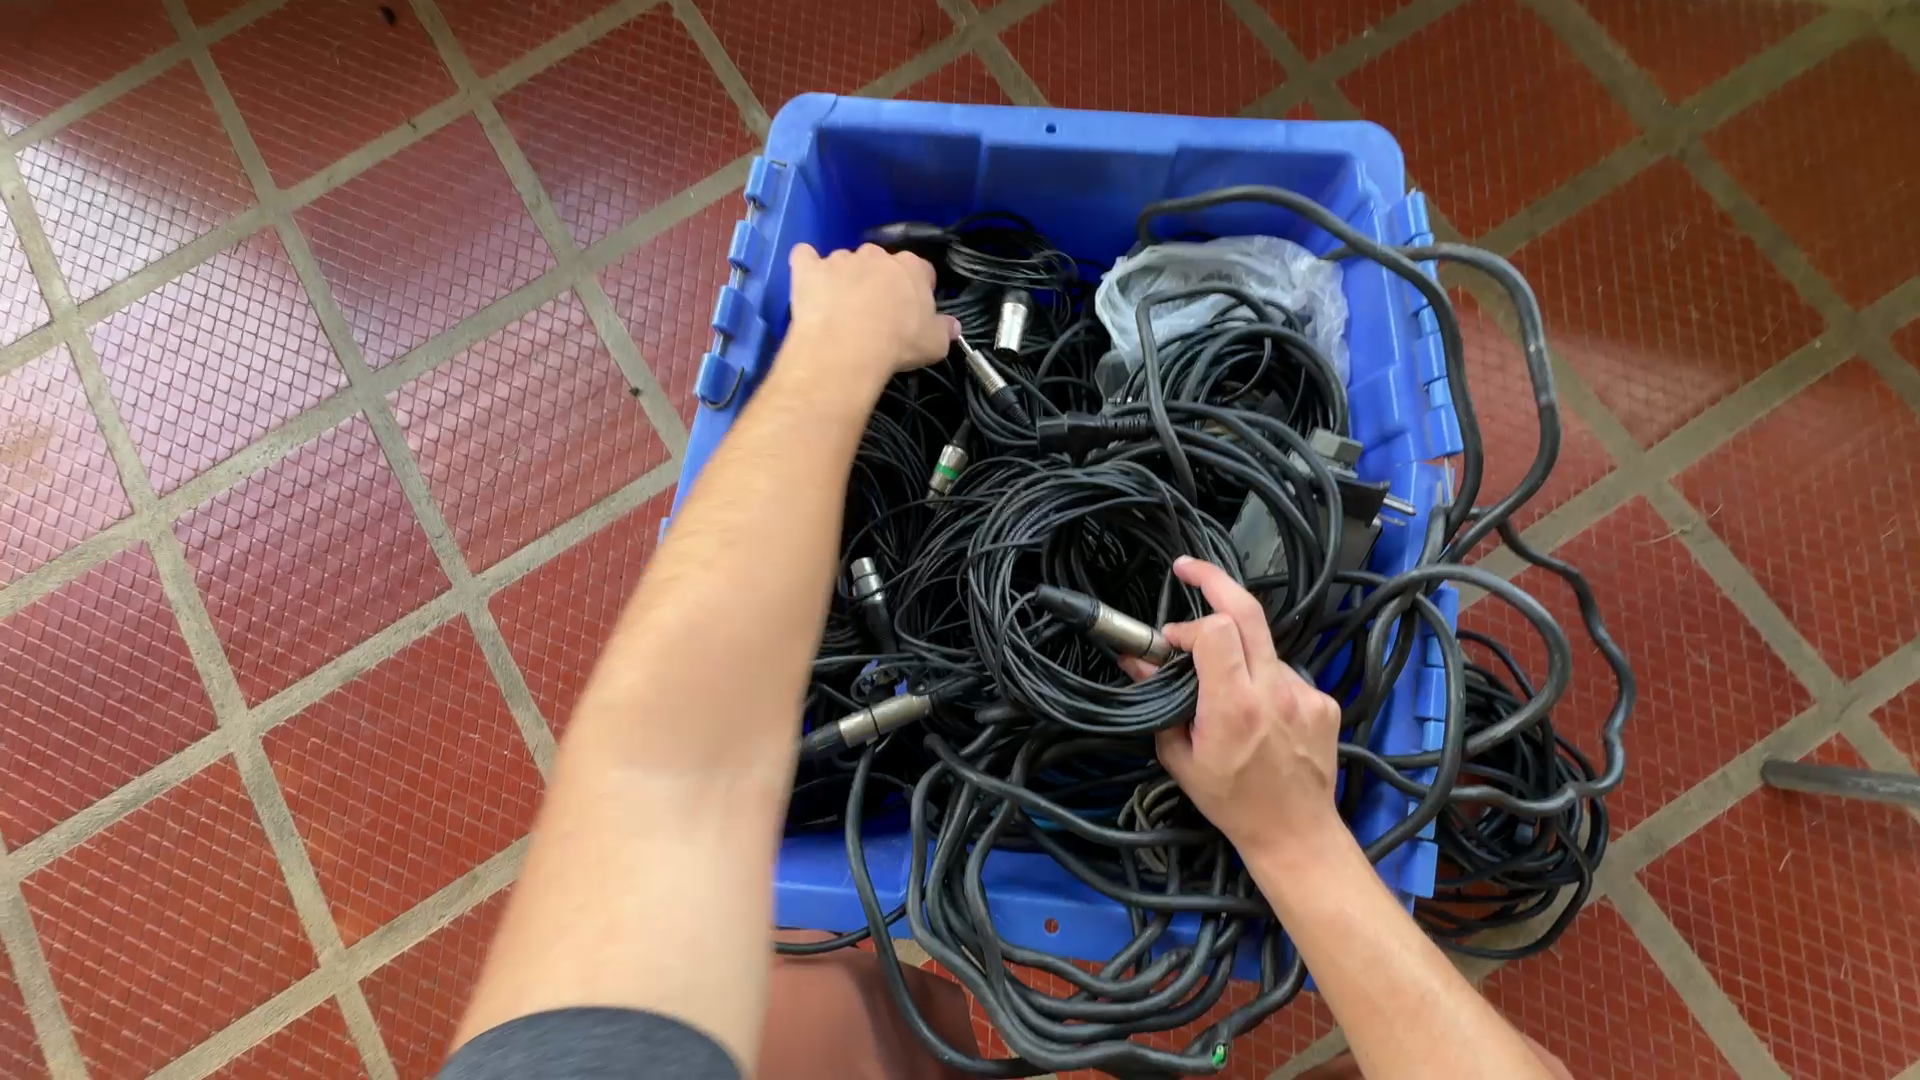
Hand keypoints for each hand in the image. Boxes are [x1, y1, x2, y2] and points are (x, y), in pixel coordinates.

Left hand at [786, 243, 958, 386]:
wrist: (848, 347)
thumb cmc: (898, 343)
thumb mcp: (935, 344)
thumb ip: (945, 330)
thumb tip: (954, 325)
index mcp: (912, 268)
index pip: (922, 271)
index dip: (918, 290)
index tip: (913, 311)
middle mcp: (876, 255)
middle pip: (881, 263)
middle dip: (880, 281)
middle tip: (877, 314)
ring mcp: (840, 259)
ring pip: (845, 262)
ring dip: (846, 278)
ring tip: (841, 310)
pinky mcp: (809, 269)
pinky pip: (805, 257)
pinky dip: (808, 266)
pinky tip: (809, 282)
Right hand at [1139, 557, 1344, 856]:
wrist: (1296, 834)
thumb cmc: (1230, 800)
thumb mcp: (1179, 756)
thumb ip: (1158, 703)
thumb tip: (1136, 661)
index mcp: (1235, 706)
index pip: (1214, 630)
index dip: (1186, 627)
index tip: (1170, 644)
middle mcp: (1274, 691)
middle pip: (1247, 611)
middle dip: (1213, 579)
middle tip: (1186, 567)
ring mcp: (1305, 692)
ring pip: (1262, 645)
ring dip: (1236, 651)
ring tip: (1224, 689)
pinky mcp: (1323, 700)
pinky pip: (1281, 670)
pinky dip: (1260, 676)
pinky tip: (1255, 710)